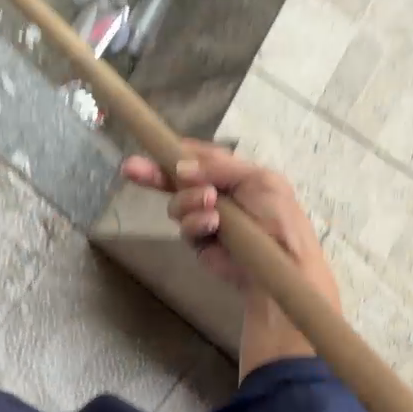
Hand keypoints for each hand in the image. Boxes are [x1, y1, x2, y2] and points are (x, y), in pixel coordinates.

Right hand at [122, 141, 341, 377]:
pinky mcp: (199, 243)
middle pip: (176, 180)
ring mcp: (205, 218)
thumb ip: (219, 168)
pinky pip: (185, 227)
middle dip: (154, 174)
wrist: (281, 264)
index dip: (174, 153)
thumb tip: (180, 168)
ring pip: (177, 204)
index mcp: (233, 174)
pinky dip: (195, 223)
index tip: (151, 147)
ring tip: (209, 206)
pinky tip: (211, 224)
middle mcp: (216, 193)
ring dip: (188, 201)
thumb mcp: (258, 180)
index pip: (198, 158)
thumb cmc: (279, 218)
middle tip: (131, 169)